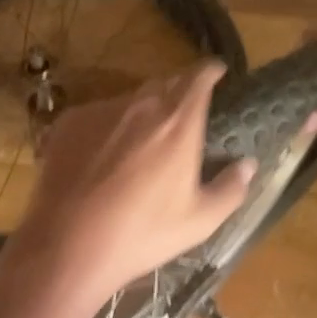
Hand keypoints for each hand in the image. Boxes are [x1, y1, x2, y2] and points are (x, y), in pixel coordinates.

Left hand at [17, 60, 255, 296]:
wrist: (68, 246)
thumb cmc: (143, 233)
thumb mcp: (199, 221)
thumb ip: (231, 188)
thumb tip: (249, 164)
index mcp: (180, 121)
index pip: (200, 76)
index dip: (210, 70)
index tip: (217, 72)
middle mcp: (143, 104)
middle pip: (166, 83)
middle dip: (178, 92)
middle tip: (181, 119)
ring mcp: (103, 110)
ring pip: (131, 99)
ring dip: (142, 113)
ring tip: (138, 146)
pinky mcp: (70, 121)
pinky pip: (98, 114)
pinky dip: (107, 128)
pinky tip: (101, 160)